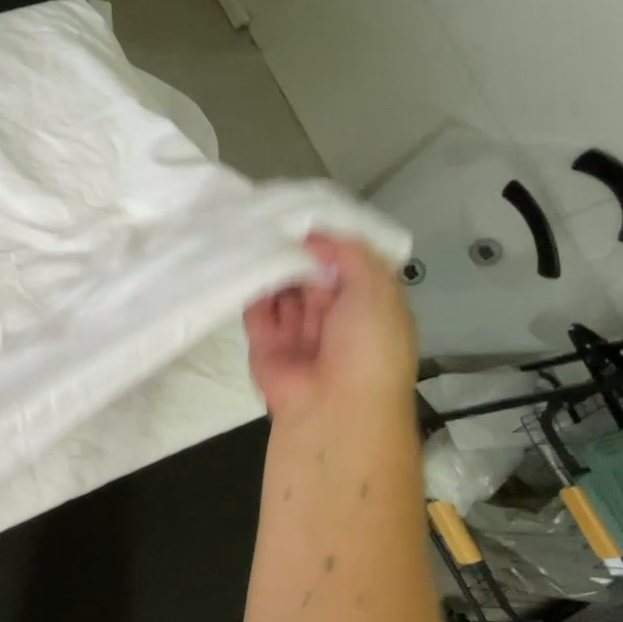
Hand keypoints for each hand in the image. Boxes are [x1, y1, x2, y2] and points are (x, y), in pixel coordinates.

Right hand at [244, 234, 417, 423]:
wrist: (332, 404)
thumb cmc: (369, 346)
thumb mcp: (377, 290)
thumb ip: (350, 256)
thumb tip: (313, 235)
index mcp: (369, 304)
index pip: (349, 265)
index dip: (332, 243)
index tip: (309, 218)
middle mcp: (333, 316)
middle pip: (313, 276)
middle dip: (299, 254)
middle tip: (277, 225)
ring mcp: (297, 331)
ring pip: (283, 292)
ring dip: (274, 272)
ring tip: (256, 241)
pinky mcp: (264, 344)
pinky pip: (257, 313)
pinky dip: (251, 294)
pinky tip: (245, 271)